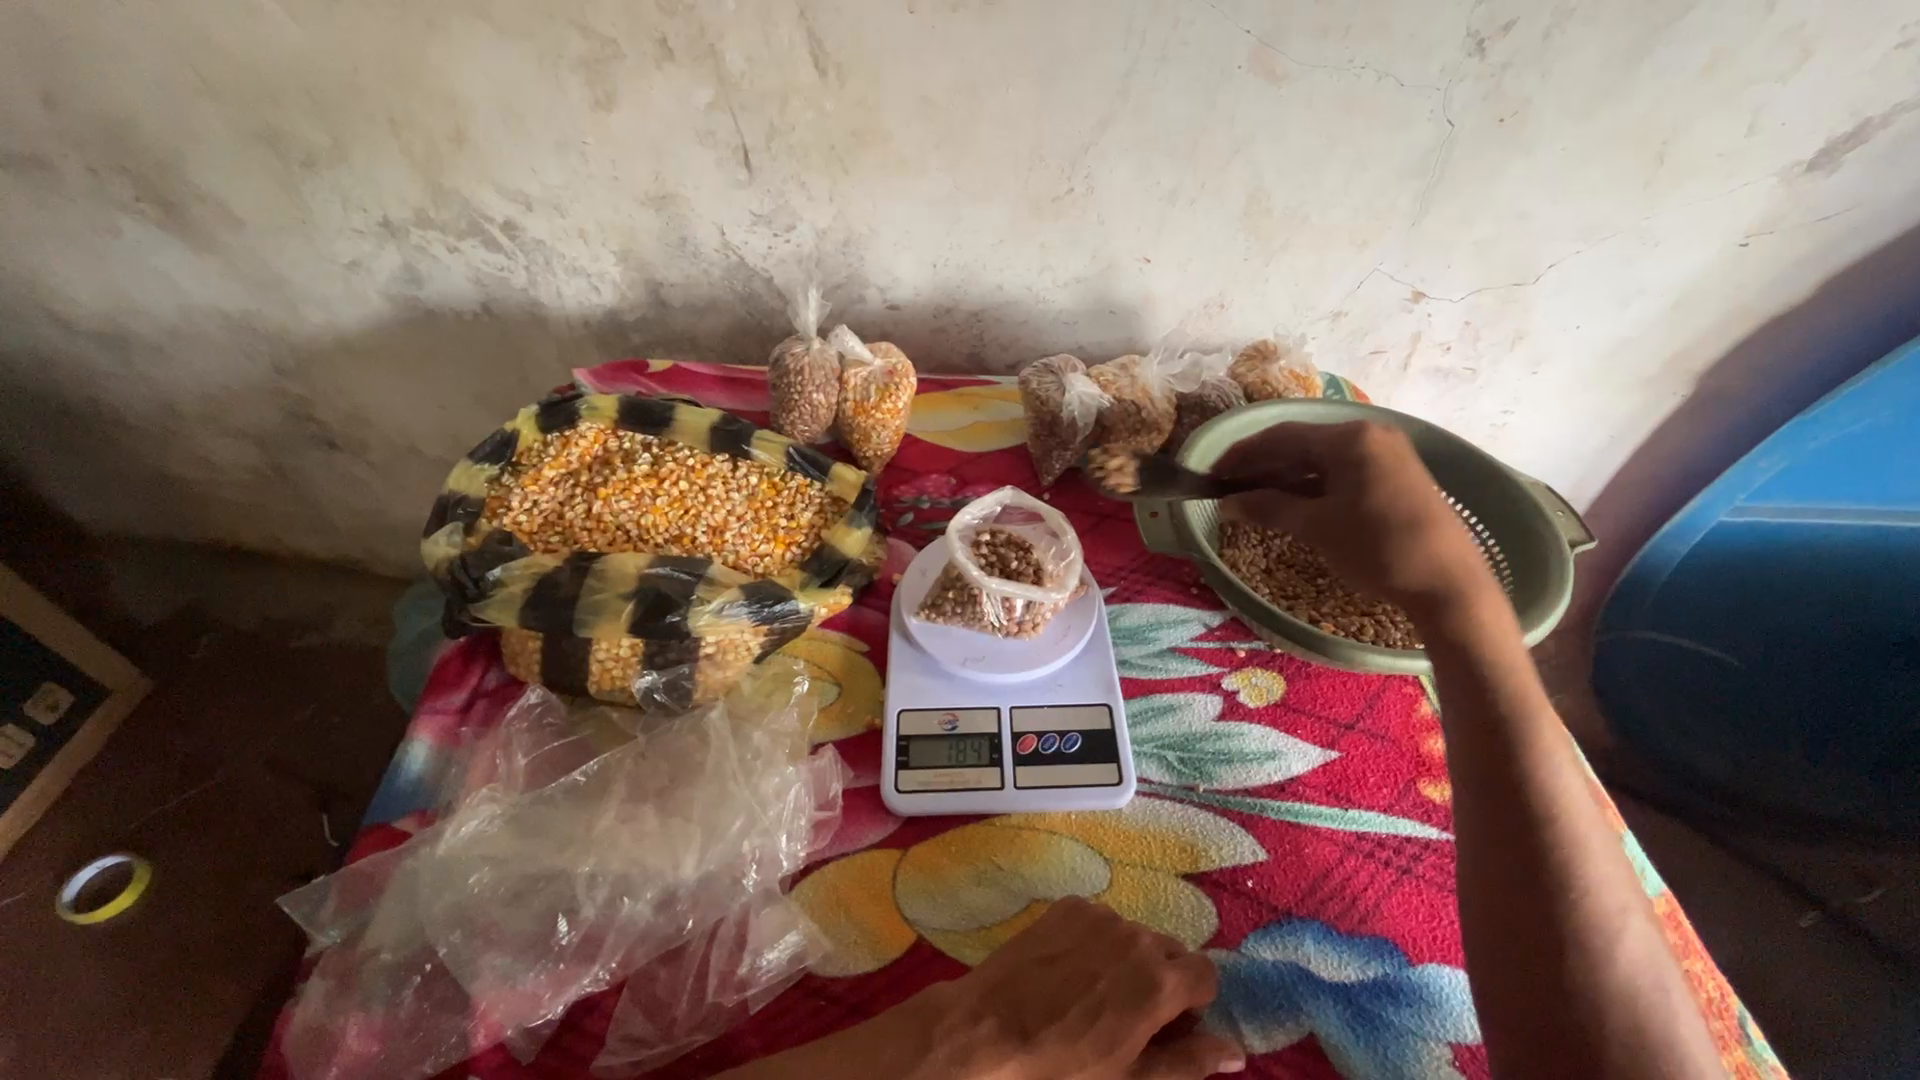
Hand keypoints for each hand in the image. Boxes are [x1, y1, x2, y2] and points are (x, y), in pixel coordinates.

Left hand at [911, 896, 1242, 1078]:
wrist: (990, 1029)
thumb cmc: (1064, 1065)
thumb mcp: (1131, 1077)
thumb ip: (1188, 1060)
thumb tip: (1235, 1050)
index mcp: (1160, 980)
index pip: (1207, 973)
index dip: (1194, 1002)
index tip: (1170, 1024)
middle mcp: (1136, 935)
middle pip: (1171, 951)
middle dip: (1163, 979)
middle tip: (1131, 1014)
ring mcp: (1099, 916)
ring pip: (1134, 934)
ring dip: (1128, 957)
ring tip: (1094, 991)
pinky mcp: (1069, 906)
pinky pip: (1100, 920)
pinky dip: (1097, 940)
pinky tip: (1071, 969)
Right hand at [1213, 420, 1495, 619]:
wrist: (1448, 585)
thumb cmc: (1377, 549)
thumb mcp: (1315, 527)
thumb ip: (1267, 507)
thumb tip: (1227, 503)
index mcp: (1349, 438)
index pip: (1281, 436)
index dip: (1241, 455)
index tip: (1211, 475)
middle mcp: (1369, 435)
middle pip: (1301, 444)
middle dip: (1261, 465)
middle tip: (1227, 487)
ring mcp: (1386, 455)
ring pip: (1321, 458)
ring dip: (1284, 476)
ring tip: (1250, 497)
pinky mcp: (1394, 477)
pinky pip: (1341, 471)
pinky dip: (1311, 485)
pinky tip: (1288, 502)